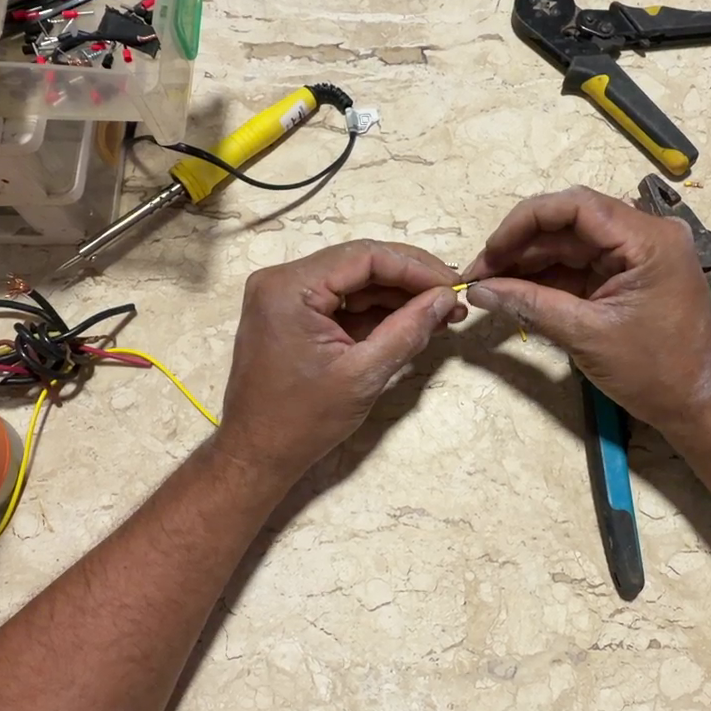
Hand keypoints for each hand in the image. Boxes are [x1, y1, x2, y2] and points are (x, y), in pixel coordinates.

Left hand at [216, 240, 462, 475]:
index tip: (453, 285)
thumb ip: (407, 330)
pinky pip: (342, 303)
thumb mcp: (363, 375)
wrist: (257, 454)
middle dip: (409, 281)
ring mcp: (285, 297)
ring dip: (397, 297)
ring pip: (354, 283)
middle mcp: (283, 280)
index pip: (364, 256)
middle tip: (452, 299)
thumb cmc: (304, 420)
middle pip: (359, 264)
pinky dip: (376, 313)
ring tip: (442, 314)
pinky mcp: (293, 316)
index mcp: (290, 287)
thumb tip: (446, 299)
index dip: (415, 268)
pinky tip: (412, 323)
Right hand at [461, 187, 710, 435]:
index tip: (490, 251)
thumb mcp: (585, 334)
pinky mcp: (626, 277)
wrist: (697, 407)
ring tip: (487, 284)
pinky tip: (513, 290)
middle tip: (478, 274)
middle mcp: (644, 236)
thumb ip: (529, 304)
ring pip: (569, 245)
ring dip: (528, 263)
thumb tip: (476, 290)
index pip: (576, 206)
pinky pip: (579, 267)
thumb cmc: (653, 371)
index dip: (524, 222)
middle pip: (569, 223)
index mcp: (647, 239)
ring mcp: (635, 256)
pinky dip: (546, 279)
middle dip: (520, 246)